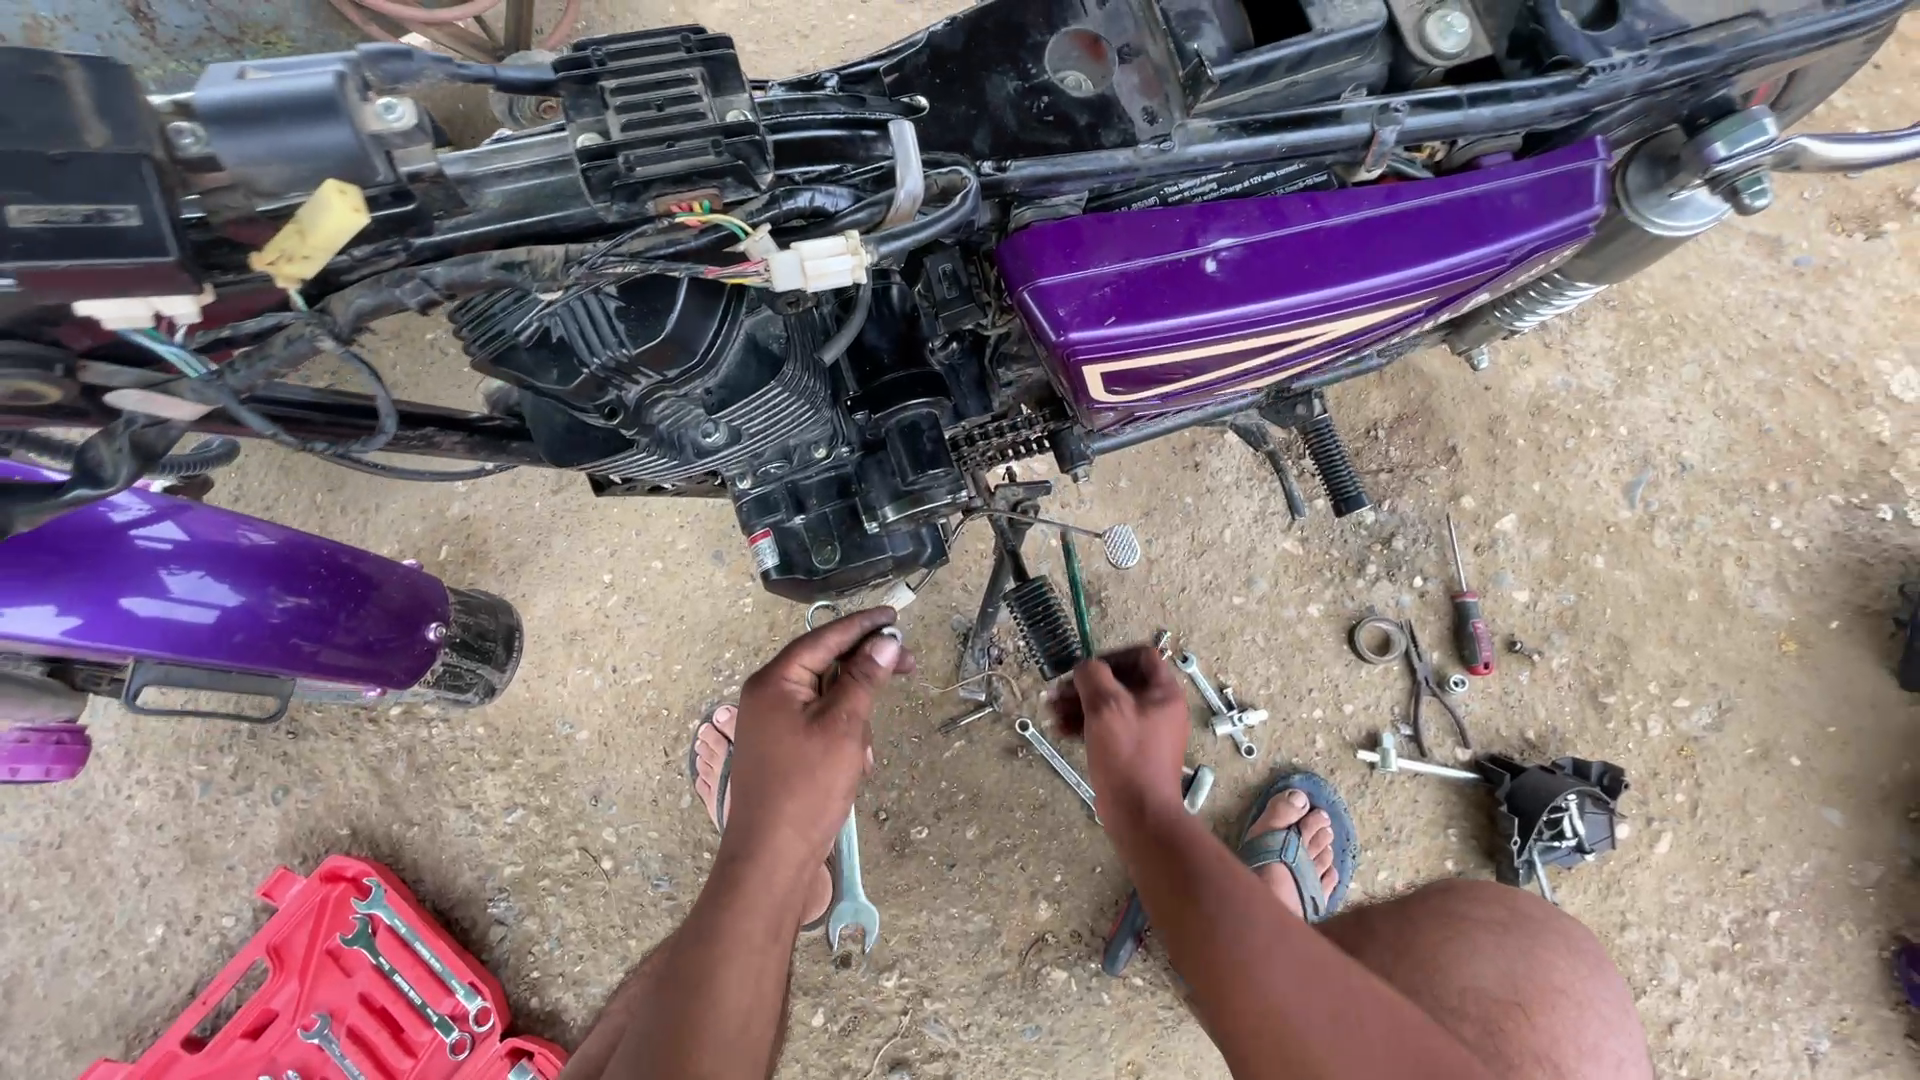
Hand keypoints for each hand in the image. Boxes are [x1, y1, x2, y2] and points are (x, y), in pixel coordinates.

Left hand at [720, 607, 914, 873]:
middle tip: (908, 666)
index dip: (862, 625)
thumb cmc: (807, 787)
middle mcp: (768, 695)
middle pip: (825, 664)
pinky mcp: (782, 750)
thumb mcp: (844, 726)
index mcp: (774, 681)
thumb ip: (864, 678)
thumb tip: (885, 641)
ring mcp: (773, 725)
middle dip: (864, 671)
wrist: (771, 859)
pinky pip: (820, 725)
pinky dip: (843, 735)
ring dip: (855, 713)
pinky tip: (855, 764)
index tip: (895, 615)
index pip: (824, 637)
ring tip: (864, 750)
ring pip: (827, 698)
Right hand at [1049, 646, 1190, 827]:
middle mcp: (1158, 708)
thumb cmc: (1127, 754)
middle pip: (1120, 682)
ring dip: (1079, 704)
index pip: (1141, 656)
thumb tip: (1084, 666)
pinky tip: (1061, 730)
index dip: (1111, 656)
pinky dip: (1085, 724)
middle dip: (1086, 685)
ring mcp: (1146, 731)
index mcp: (1163, 692)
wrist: (1139, 813)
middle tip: (1058, 692)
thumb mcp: (1106, 706)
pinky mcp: (1132, 751)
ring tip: (1052, 711)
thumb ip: (1092, 676)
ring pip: (1110, 705)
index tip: (1085, 669)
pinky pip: (1108, 727)